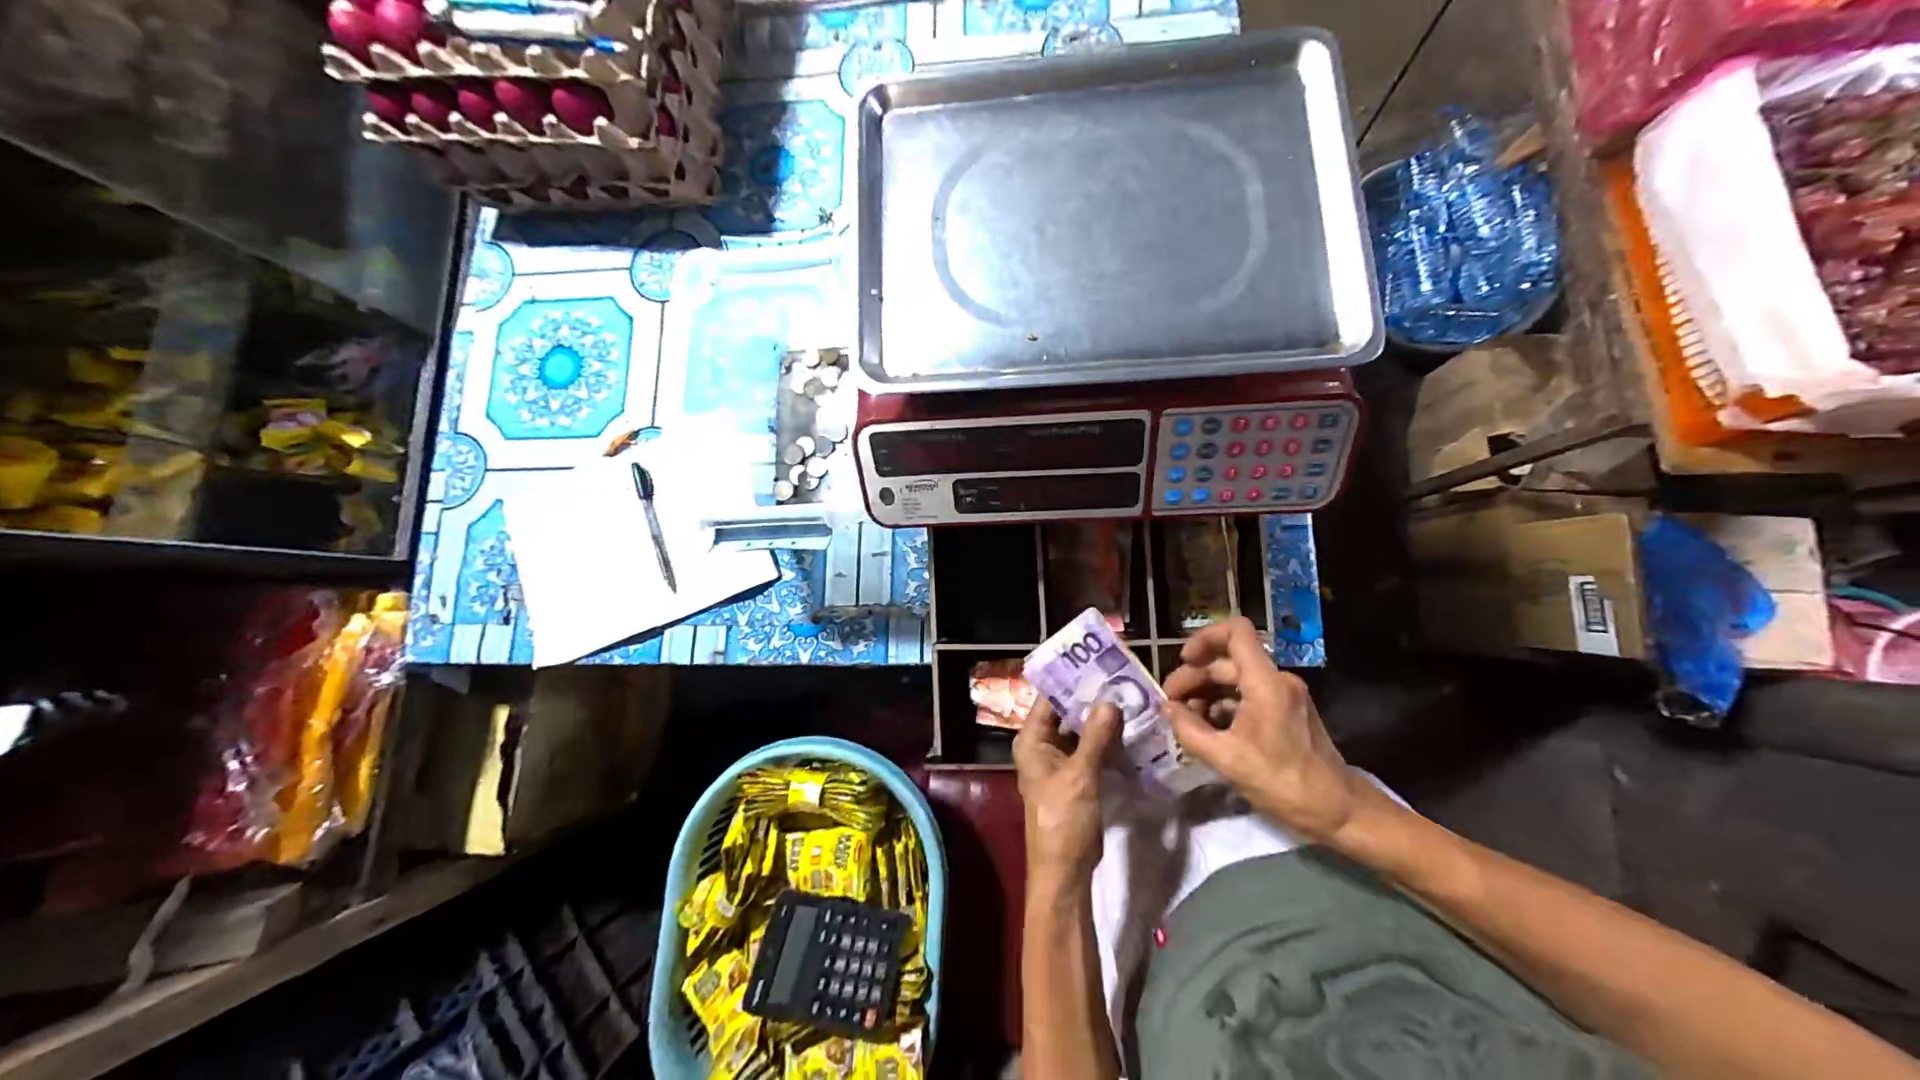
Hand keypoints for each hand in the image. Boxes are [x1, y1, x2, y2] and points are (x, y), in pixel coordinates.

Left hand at [1012, 698, 1120, 885]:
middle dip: (1092, 700)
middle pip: (1066, 714)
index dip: (1071, 681)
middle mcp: (1042, 746)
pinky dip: (1106, 742)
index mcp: (1032, 740)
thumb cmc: (1064, 819)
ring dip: (1102, 721)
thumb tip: (1110, 701)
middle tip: (1124, 680)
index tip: (1099, 665)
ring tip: (1132, 699)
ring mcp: (1059, 762)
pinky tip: (1131, 730)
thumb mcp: (1081, 774)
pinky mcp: (1076, 777)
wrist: (1065, 869)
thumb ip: (1096, 737)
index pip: (1050, 700)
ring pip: (1081, 732)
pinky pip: (1090, 750)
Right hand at [1162, 617, 1373, 844]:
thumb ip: (1189, 729)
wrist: (1337, 810)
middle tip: (1171, 704)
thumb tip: (1167, 708)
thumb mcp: (1225, 759)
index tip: (1183, 662)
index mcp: (1265, 684)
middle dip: (1195, 677)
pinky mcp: (1287, 709)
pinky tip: (1208, 727)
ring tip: (1186, 718)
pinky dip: (1224, 703)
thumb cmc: (1281, 783)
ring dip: (1207, 692)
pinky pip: (1248, 693)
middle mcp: (1277, 680)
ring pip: (1236, 677)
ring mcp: (1285, 693)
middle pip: (1227, 660)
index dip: (1204, 638)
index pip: (1236, 632)